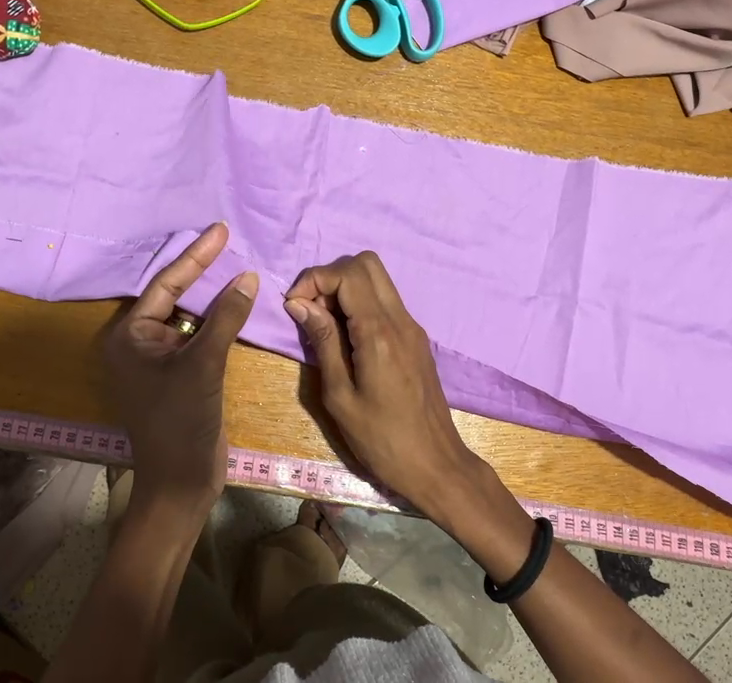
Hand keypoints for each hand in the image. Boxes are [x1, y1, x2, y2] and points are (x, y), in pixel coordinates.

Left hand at [103, 223, 256, 514]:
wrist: (182, 482)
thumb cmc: (180, 422)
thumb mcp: (203, 365)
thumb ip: (225, 318)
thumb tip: (248, 278)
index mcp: (129, 335)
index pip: (165, 284)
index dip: (196, 256)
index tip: (220, 230)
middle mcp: (138, 342)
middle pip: (174, 295)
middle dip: (201, 270)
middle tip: (227, 238)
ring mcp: (158, 359)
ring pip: (189, 315)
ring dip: (213, 294)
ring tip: (237, 262)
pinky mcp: (179, 374)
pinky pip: (199, 335)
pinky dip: (218, 319)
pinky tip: (238, 302)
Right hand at [285, 251, 490, 521]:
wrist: (437, 467)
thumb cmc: (382, 440)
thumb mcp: (339, 397)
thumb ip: (322, 342)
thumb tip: (300, 303)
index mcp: (379, 333)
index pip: (347, 273)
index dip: (315, 278)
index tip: (294, 306)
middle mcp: (400, 320)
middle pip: (366, 263)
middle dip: (331, 275)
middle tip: (310, 308)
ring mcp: (412, 328)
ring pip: (378, 279)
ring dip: (345, 287)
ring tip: (323, 323)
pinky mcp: (416, 339)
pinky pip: (385, 301)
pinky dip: (360, 303)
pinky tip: (345, 337)